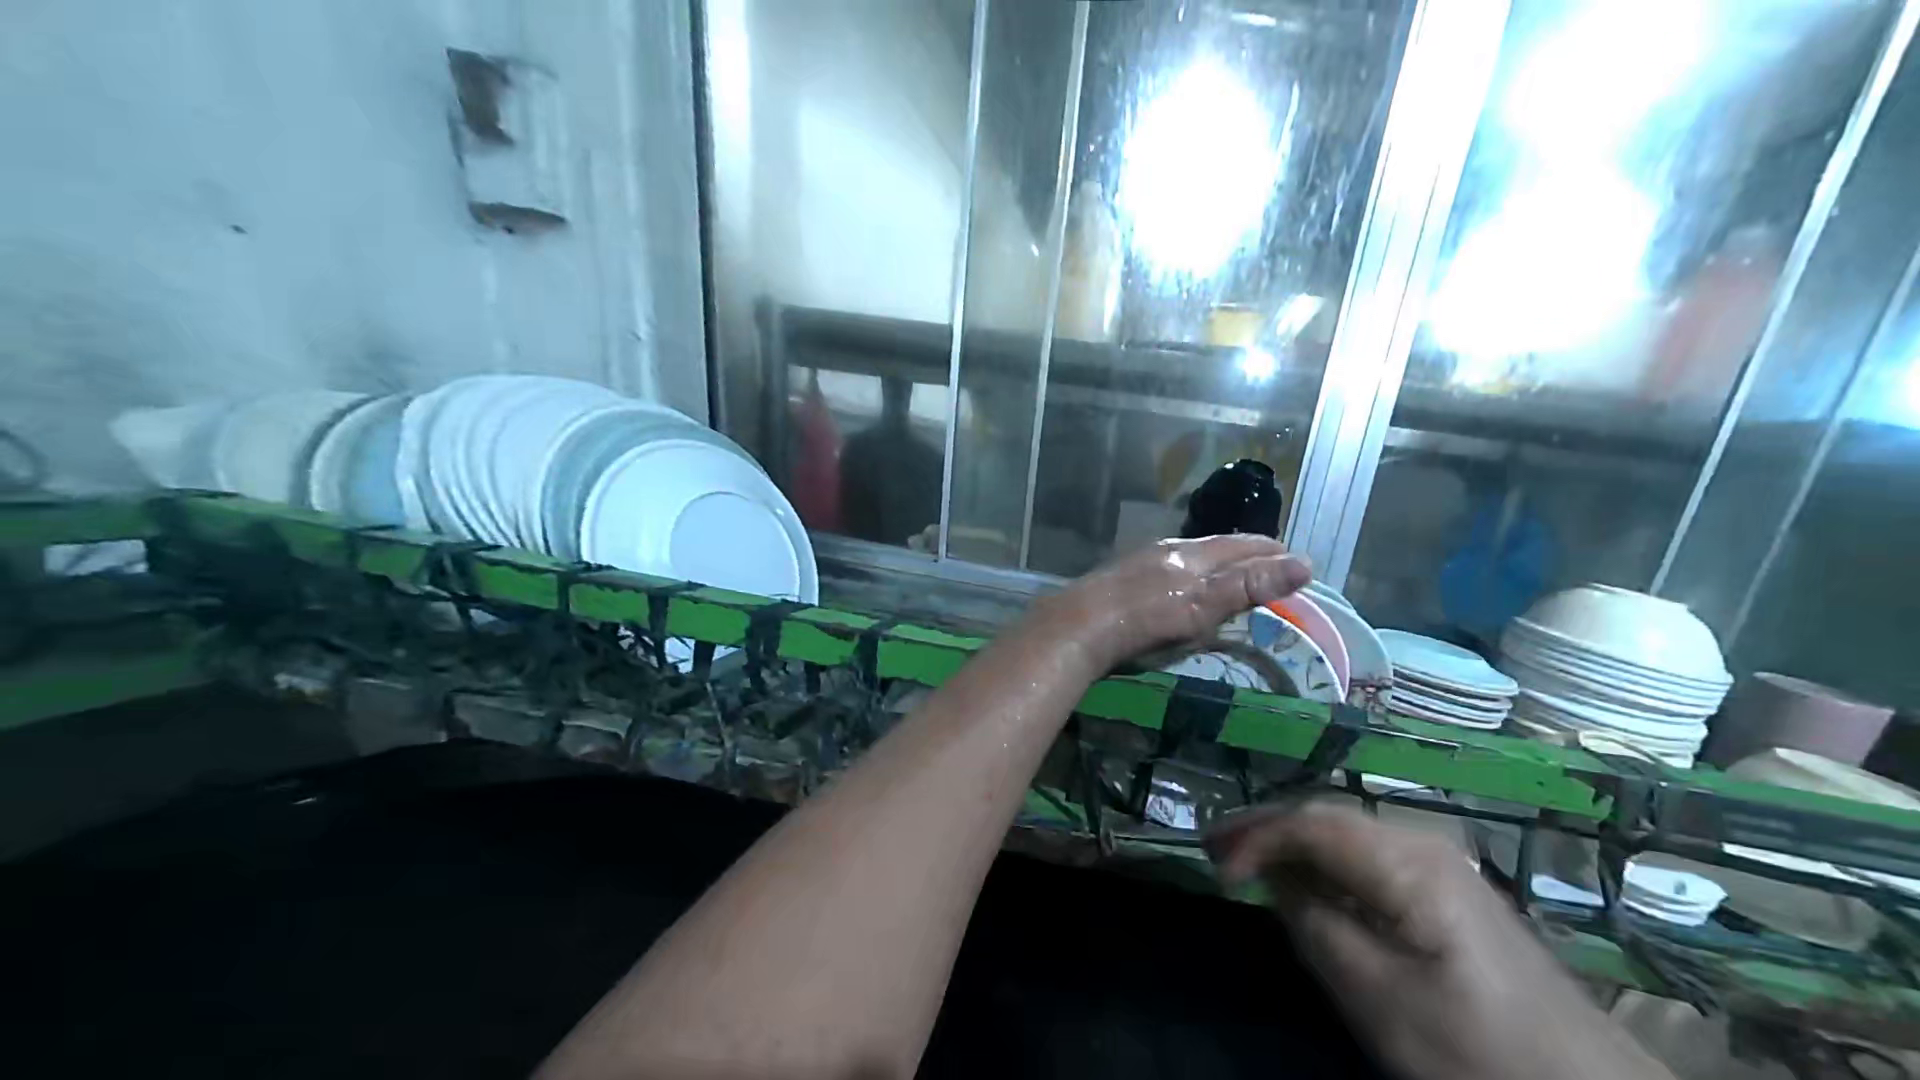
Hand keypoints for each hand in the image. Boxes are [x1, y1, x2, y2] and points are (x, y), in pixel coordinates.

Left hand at [1026, 536, 1311, 674]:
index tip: (1295, 560)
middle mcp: (1167, 549)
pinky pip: (1168, 568)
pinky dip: (1190, 574)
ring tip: (1232, 574)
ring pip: (1189, 556)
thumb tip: (1302, 564)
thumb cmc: (1147, 620)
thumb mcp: (1203, 606)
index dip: (1271, 552)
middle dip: (1245, 554)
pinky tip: (1181, 587)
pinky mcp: (1122, 579)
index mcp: (1191, 553)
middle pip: (1216, 547)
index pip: (1242, 544)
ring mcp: (1141, 561)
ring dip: (1216, 564)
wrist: (1078, 626)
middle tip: (1269, 565)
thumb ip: (1248, 586)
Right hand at [1207, 803, 1673, 1079]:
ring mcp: (1438, 862)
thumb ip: (1315, 923)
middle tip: (1214, 849)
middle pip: (1324, 817)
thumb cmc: (1477, 1048)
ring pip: (1342, 833)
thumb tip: (1274, 876)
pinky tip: (1301, 878)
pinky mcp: (1445, 888)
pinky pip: (1365, 856)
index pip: (1310, 823)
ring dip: (1289, 842)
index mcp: (1409, 860)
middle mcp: (1421, 842)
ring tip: (1244, 857)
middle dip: (1264, 829)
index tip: (1215, 868)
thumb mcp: (1380, 996)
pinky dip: (1320, 861)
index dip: (1254, 836)